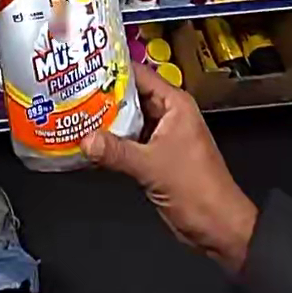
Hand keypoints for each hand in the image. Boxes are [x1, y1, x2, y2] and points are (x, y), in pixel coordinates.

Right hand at [84, 62, 257, 273]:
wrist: (218, 227)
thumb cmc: (196, 188)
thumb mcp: (152, 166)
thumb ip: (117, 152)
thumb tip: (85, 140)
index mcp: (174, 104)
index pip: (140, 75)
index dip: (114, 69)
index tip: (86, 65)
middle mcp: (168, 114)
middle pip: (131, 95)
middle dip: (104, 94)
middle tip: (73, 89)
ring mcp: (161, 134)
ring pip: (128, 118)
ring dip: (105, 118)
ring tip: (74, 111)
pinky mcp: (155, 155)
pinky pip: (129, 140)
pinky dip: (111, 140)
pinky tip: (89, 141)